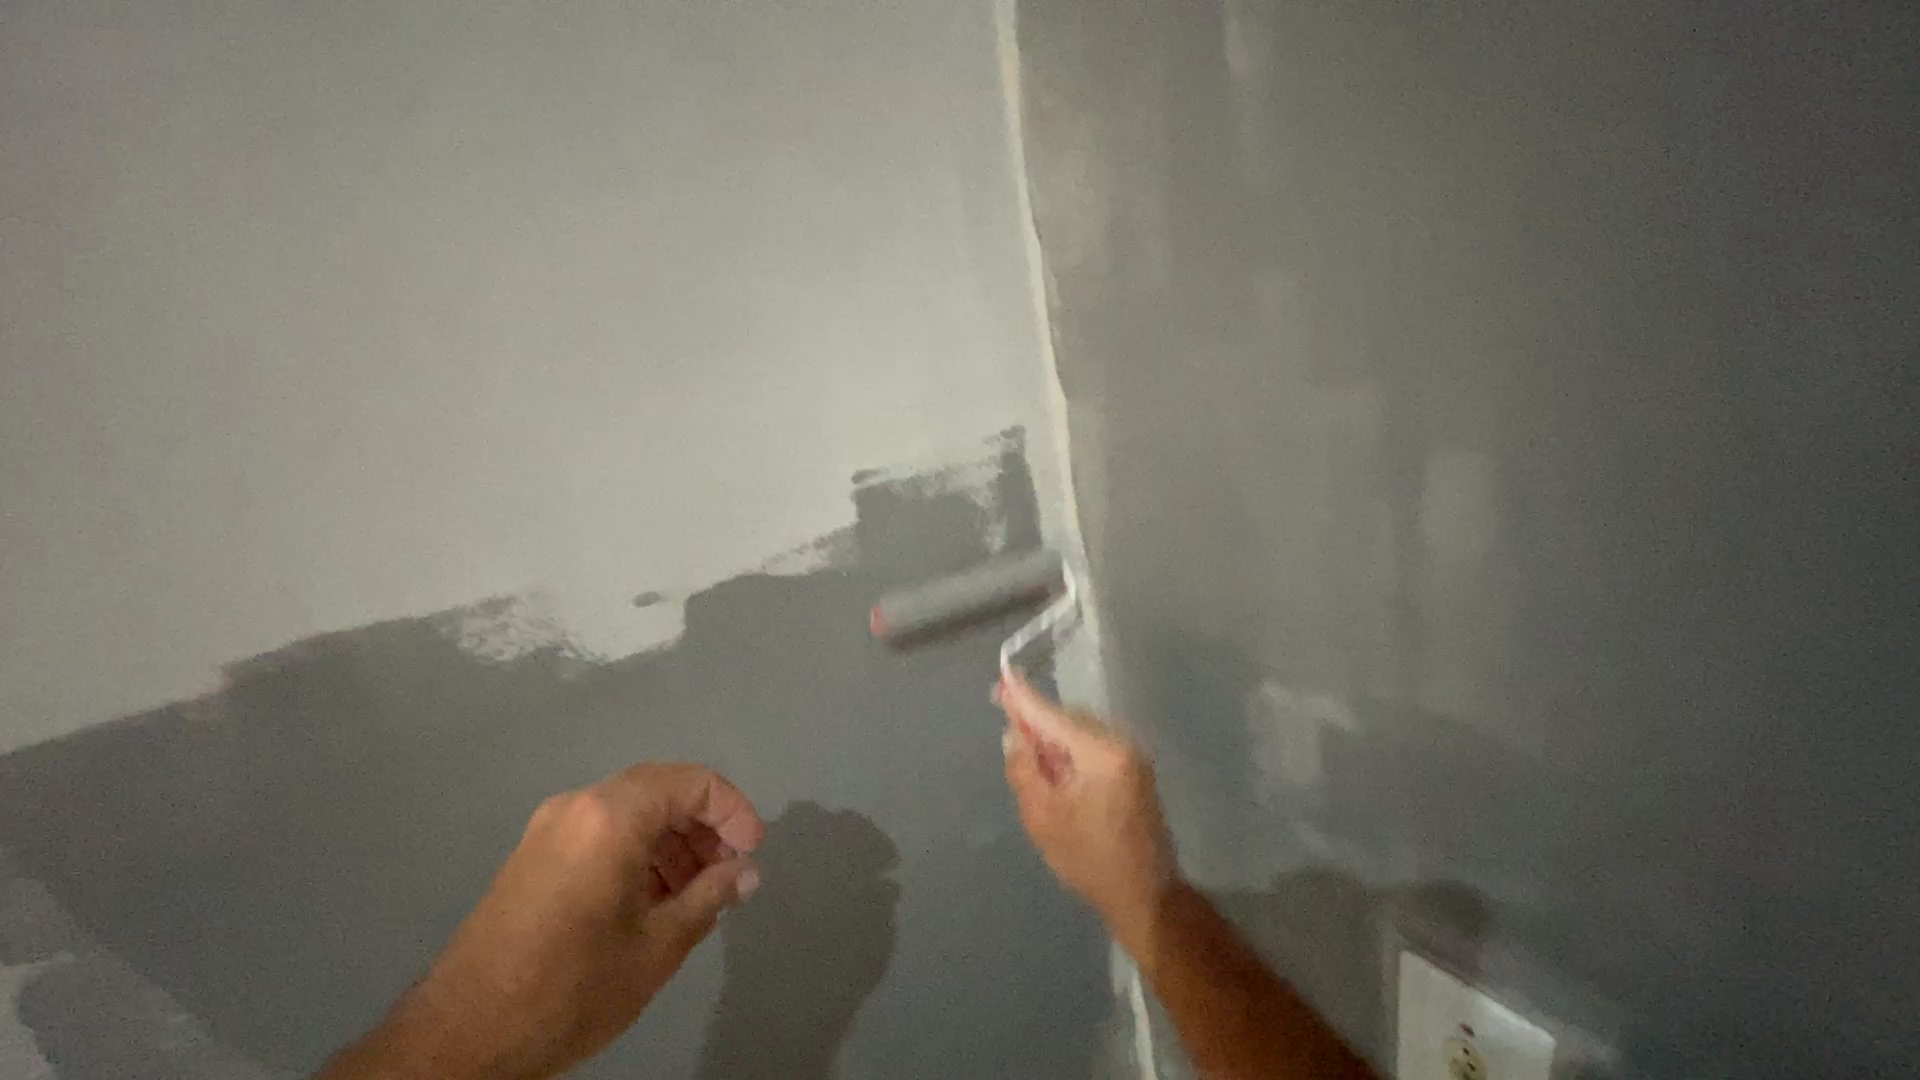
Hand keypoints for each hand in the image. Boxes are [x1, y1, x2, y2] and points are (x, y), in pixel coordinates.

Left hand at [320, 763, 764, 1079]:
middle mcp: (580, 805)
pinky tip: (654, 898)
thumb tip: (747, 872)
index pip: (693, 781)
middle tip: (730, 869)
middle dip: (706, 824)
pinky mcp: (534, 855)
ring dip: (674, 839)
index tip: (751, 853)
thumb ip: (710, 896)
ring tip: (698, 890)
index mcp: (612, 816)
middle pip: (662, 789)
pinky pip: (603, 831)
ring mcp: (550, 828)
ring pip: (632, 810)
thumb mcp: (657, 947)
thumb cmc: (570, 987)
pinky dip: (640, 850)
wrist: (458, 1041)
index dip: (734, 810)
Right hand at [995, 671, 1176, 949]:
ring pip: (1080, 732)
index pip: (1052, 716)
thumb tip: (1014, 733)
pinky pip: (1093, 746)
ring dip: (1054, 740)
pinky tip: (1056, 772)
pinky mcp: (1135, 769)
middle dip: (1037, 724)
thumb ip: (1025, 768)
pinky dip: (1071, 752)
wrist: (1146, 895)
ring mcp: (1132, 755)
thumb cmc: (1090, 859)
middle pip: (1068, 720)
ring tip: (1030, 761)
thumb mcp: (1043, 816)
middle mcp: (1121, 743)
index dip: (1024, 698)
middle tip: (1009, 735)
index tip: (1003, 674)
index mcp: (1101, 752)